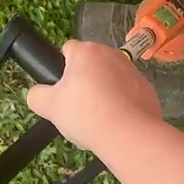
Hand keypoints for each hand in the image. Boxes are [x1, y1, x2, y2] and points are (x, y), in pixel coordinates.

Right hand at [25, 39, 165, 150]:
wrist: (127, 134)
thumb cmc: (85, 114)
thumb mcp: (49, 107)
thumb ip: (37, 96)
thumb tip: (37, 94)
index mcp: (86, 52)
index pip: (68, 49)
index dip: (62, 69)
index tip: (63, 90)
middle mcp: (111, 54)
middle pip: (91, 65)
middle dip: (84, 82)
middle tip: (78, 108)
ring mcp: (132, 70)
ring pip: (111, 79)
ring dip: (103, 93)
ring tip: (98, 119)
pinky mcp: (147, 88)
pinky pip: (128, 94)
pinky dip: (122, 105)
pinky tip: (116, 123)